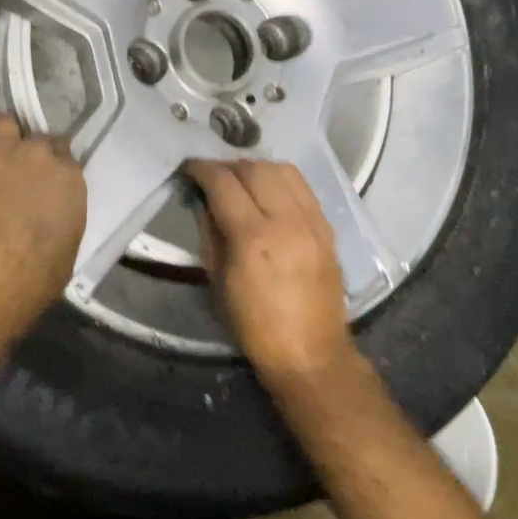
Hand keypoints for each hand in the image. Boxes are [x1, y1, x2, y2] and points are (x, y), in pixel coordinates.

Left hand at [0, 115, 86, 287]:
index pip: (65, 157)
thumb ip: (58, 230)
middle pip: (36, 137)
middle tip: (15, 163)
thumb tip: (49, 234)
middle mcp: (39, 155)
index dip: (54, 162)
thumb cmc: (37, 272)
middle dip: (27, 147)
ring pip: (2, 123)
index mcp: (69, 181)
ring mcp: (2, 150)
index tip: (45, 172)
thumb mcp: (63, 254)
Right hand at [188, 159, 356, 377]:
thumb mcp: (217, 280)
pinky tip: (268, 194)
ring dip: (256, 168)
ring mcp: (313, 222)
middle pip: (255, 168)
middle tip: (212, 176)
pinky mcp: (328, 228)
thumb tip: (202, 201)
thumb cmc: (254, 325)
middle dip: (228, 166)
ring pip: (283, 170)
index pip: (224, 183)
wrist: (310, 353)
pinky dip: (280, 181)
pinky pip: (303, 187)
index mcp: (254, 238)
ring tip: (241, 181)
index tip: (189, 169)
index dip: (202, 169)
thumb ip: (210, 232)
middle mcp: (287, 221)